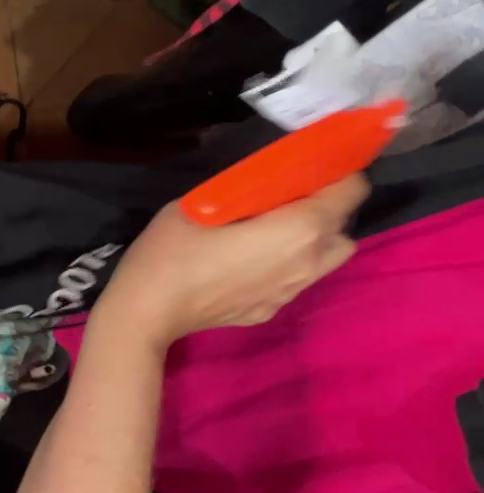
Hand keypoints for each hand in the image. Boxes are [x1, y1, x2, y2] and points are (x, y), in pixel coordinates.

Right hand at [94, 174, 366, 351]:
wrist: (142, 316)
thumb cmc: (165, 258)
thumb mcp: (191, 208)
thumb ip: (235, 195)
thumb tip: (251, 192)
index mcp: (299, 228)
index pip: (351, 190)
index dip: (333, 176)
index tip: (304, 175)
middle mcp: (309, 259)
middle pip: (342, 227)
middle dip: (321, 214)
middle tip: (279, 211)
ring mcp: (292, 290)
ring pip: (324, 258)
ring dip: (307, 245)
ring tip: (265, 244)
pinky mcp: (269, 310)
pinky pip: (291, 283)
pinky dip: (278, 272)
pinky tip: (240, 273)